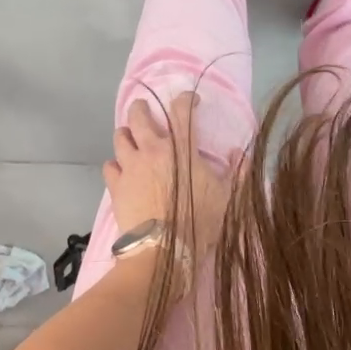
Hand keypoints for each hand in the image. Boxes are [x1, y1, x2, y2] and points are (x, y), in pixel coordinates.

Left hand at [103, 92, 238, 250]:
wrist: (163, 249)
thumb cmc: (199, 222)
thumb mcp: (228, 198)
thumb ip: (237, 172)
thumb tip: (241, 152)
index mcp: (181, 149)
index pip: (182, 111)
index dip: (186, 99)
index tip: (191, 102)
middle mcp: (152, 150)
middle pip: (139, 116)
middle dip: (142, 108)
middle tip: (145, 109)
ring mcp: (130, 166)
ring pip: (120, 137)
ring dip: (126, 134)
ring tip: (130, 139)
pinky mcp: (116, 185)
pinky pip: (109, 166)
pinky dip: (115, 164)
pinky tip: (121, 171)